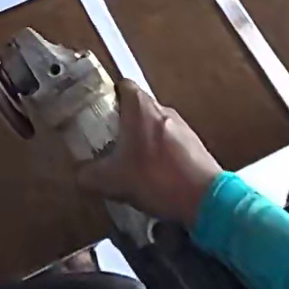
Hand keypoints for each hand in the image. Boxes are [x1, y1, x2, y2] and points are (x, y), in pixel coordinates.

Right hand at [76, 83, 222, 226]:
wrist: (209, 203)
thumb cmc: (159, 180)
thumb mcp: (113, 181)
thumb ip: (90, 175)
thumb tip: (79, 175)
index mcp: (141, 108)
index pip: (123, 85)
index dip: (109, 95)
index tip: (99, 110)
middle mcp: (163, 110)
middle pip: (138, 106)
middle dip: (124, 121)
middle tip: (111, 139)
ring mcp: (184, 127)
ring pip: (156, 124)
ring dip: (144, 138)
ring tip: (134, 162)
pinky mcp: (198, 146)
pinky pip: (172, 141)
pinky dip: (162, 153)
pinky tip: (157, 176)